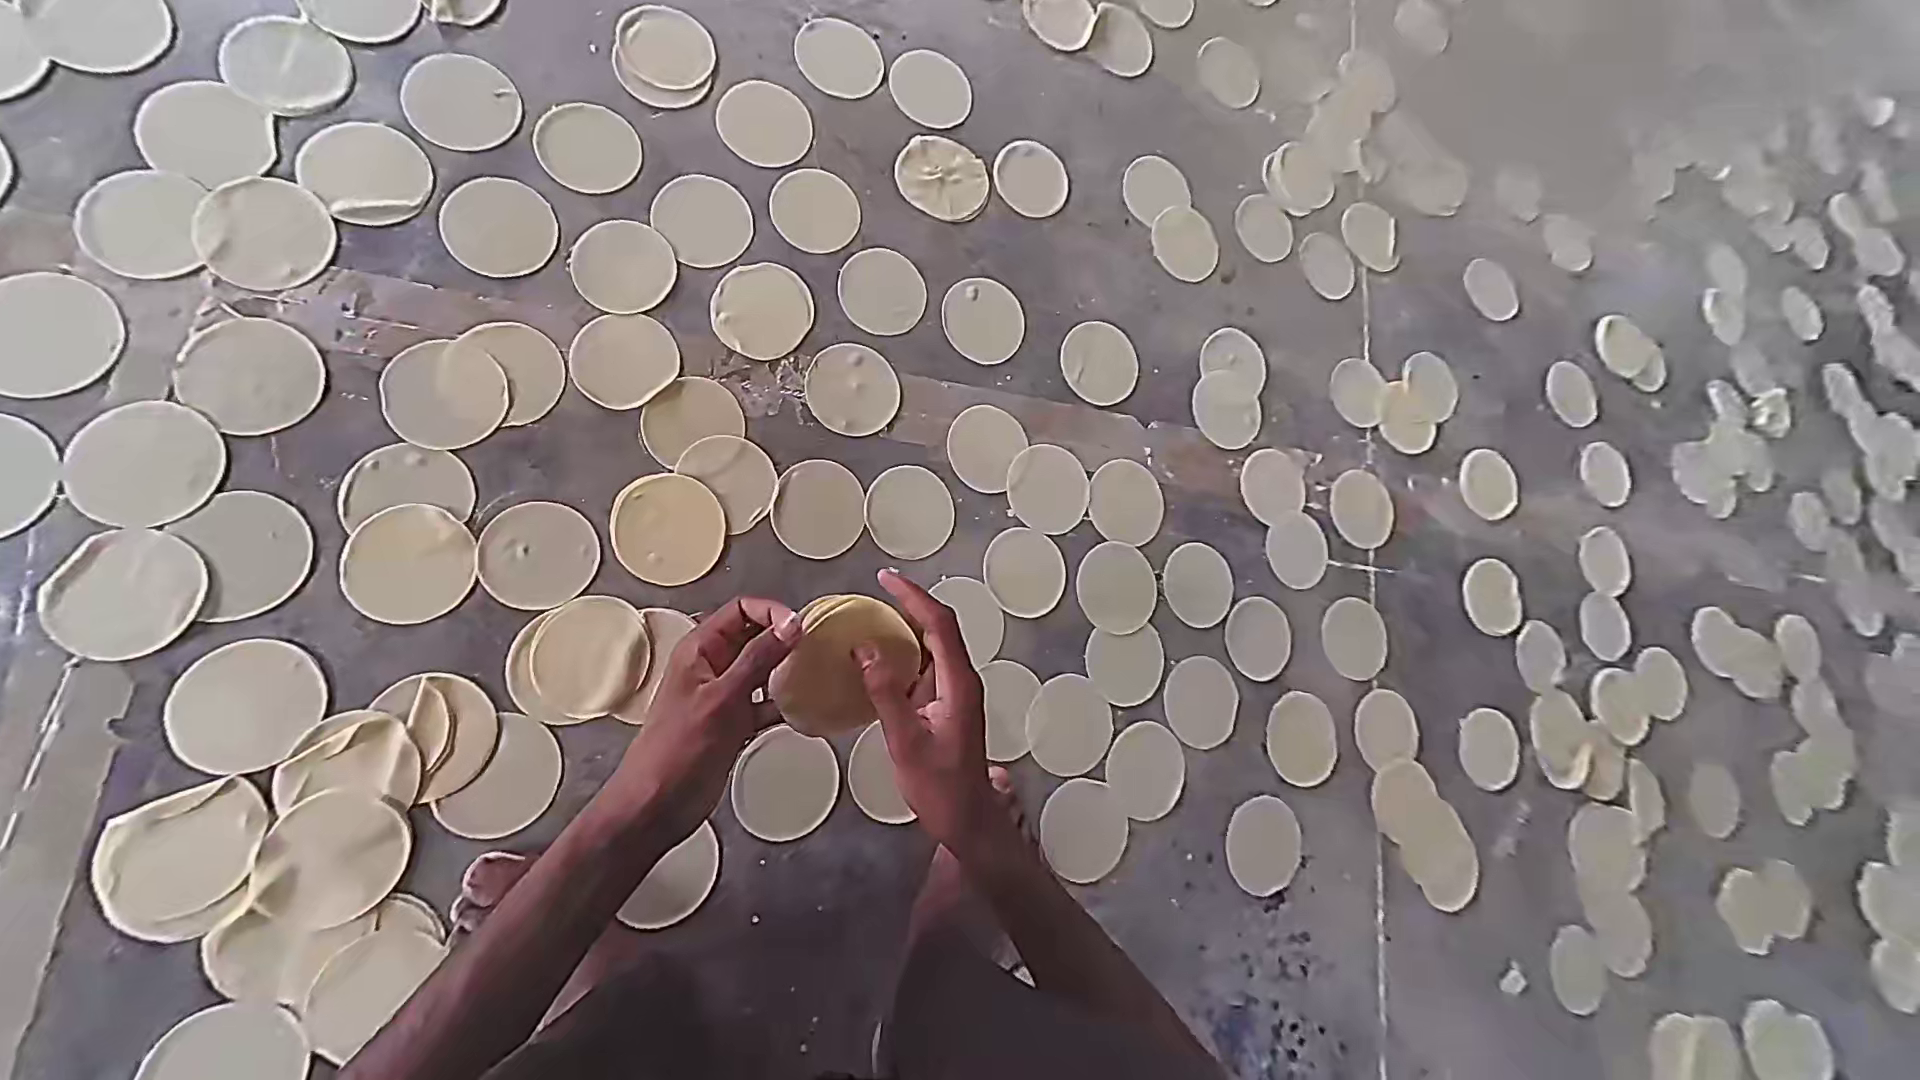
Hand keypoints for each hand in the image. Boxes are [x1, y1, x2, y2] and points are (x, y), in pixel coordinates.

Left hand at [603, 597, 800, 843]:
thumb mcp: (723, 697)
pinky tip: (805, 707)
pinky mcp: (735, 721)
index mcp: (701, 649)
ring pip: (763, 668)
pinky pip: (766, 701)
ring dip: (787, 669)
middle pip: (755, 636)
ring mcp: (725, 694)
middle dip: (784, 638)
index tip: (801, 627)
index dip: (772, 611)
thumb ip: (759, 657)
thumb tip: (792, 624)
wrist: (656, 807)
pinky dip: (785, 702)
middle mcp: (713, 665)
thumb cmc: (679, 749)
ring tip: (815, 673)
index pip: (741, 609)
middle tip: (815, 648)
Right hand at [858, 570, 1004, 854]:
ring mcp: (958, 688)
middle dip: (912, 602)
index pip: (939, 624)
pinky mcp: (949, 699)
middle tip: (880, 588)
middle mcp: (962, 678)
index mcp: (958, 683)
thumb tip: (864, 650)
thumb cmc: (938, 785)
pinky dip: (909, 646)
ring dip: (911, 622)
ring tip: (878, 611)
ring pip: (937, 641)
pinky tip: (885, 650)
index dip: (914, 597)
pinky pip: (930, 661)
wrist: (966, 815)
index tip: (886, 579)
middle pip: (942, 626)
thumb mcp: (905, 741)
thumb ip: (885, 693)